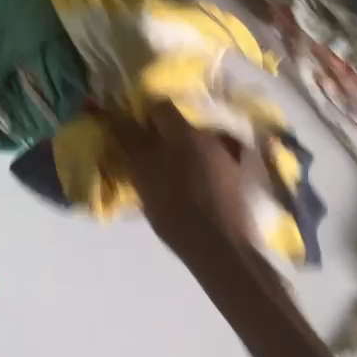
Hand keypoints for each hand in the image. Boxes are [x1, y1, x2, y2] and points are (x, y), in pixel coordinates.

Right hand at [109, 103, 254, 262]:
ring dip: (181, 153)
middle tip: (147, 155)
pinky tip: (191, 190)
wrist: (224, 251)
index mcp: (184, 132)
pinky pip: (212, 164)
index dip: (142, 112)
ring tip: (170, 176)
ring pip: (196, 145)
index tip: (130, 129)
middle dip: (162, 134)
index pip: (159, 105)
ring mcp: (229, 159)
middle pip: (180, 125)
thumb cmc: (175, 209)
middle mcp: (210, 137)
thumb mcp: (142, 174)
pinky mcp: (241, 180)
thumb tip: (115, 113)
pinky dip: (198, 169)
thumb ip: (129, 140)